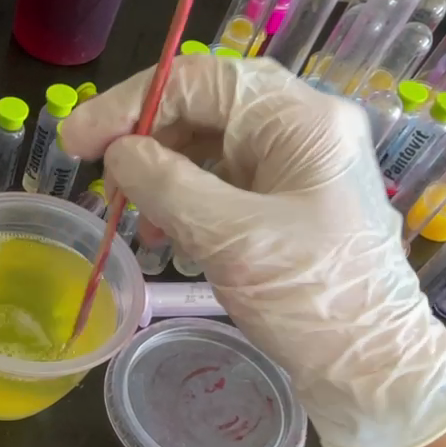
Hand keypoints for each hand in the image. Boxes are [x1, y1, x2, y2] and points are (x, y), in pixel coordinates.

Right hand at [63, 56, 445, 446]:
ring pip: (209, 146)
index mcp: (302, 122)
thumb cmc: (309, 300)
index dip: (131, 103)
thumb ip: (168, 186)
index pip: (202, 80)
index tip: (76, 142)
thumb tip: (118, 153)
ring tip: (134, 219)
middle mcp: (303, 130)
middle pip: (205, 107)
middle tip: (98, 178)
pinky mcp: (287, 204)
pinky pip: (222, 183)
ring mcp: (296, 168)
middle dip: (144, 138)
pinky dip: (184, 201)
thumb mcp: (231, 240)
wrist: (369, 366)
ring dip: (160, 174)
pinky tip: (167, 233)